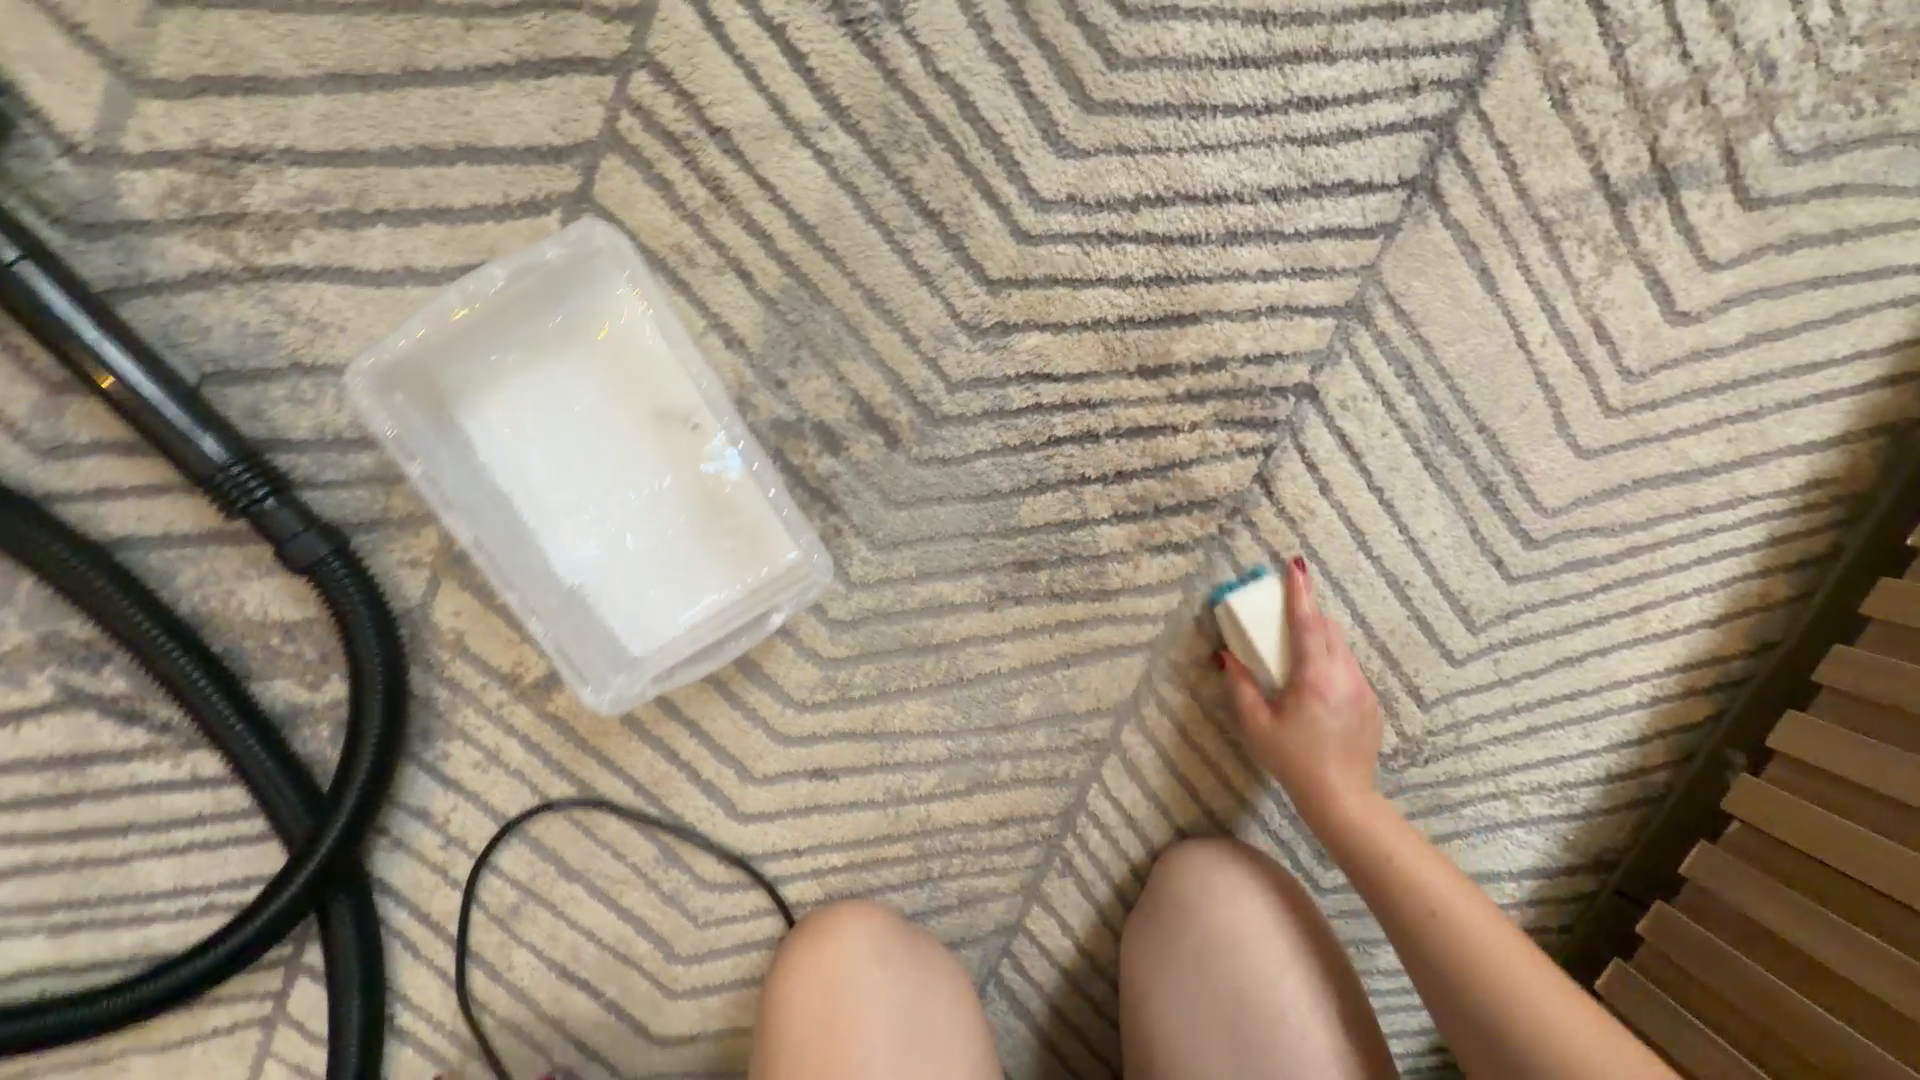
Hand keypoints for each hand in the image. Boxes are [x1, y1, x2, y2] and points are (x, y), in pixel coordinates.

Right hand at [1220, 558, 1382, 831]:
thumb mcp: (1256, 725)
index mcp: (1314, 678)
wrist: (1342, 798)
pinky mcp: (1371, 703)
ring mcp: (1363, 689)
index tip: (1295, 566)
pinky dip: (1330, 662)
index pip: (1307, 624)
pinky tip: (1314, 685)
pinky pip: (1348, 669)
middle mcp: (1344, 676)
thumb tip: (1227, 656)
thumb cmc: (1293, 761)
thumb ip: (1241, 686)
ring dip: (1319, 638)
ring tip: (1296, 650)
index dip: (1299, 593)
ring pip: (1340, 648)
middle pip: (1328, 629)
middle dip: (1308, 613)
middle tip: (1286, 609)